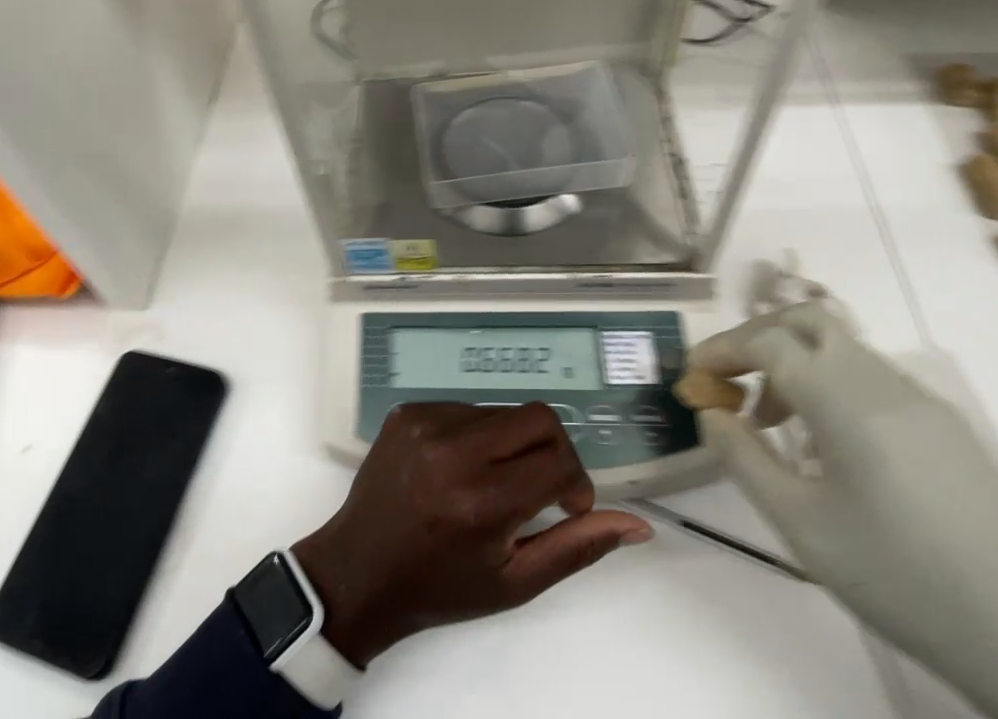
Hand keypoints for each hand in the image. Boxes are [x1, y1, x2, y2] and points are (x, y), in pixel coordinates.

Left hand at [292, 402, 651, 666]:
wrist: (359, 572)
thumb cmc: (441, 587)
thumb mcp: (515, 582)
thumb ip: (578, 548)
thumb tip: (638, 525)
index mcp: (483, 500)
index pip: (560, 461)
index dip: (577, 485)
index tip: (567, 508)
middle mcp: (454, 451)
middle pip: (538, 418)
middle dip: (553, 451)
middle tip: (540, 488)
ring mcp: (424, 425)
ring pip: (502, 412)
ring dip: (513, 444)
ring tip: (492, 484)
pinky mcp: (406, 413)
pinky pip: (465, 409)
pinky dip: (477, 435)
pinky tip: (460, 470)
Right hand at [693, 303, 997, 718]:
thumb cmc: (895, 575)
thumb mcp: (798, 523)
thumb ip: (743, 457)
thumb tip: (712, 413)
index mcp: (846, 400)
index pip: (768, 341)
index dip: (721, 350)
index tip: (692, 377)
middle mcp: (886, 383)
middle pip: (811, 321)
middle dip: (758, 337)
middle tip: (728, 380)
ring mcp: (923, 402)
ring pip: (844, 348)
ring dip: (795, 364)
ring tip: (772, 423)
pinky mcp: (946, 427)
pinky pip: (874, 379)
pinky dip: (831, 385)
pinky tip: (827, 444)